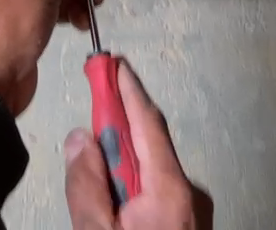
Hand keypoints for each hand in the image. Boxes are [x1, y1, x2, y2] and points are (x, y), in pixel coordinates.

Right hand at [64, 60, 213, 229]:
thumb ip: (86, 186)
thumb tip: (79, 137)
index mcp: (171, 189)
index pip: (147, 121)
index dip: (127, 88)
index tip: (109, 61)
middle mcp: (191, 191)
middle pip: (149, 144)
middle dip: (118, 125)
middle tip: (94, 106)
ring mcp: (195, 209)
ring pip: (152, 169)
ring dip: (124, 161)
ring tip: (96, 172)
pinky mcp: (191, 224)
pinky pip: (159, 190)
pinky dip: (135, 184)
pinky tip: (115, 201)